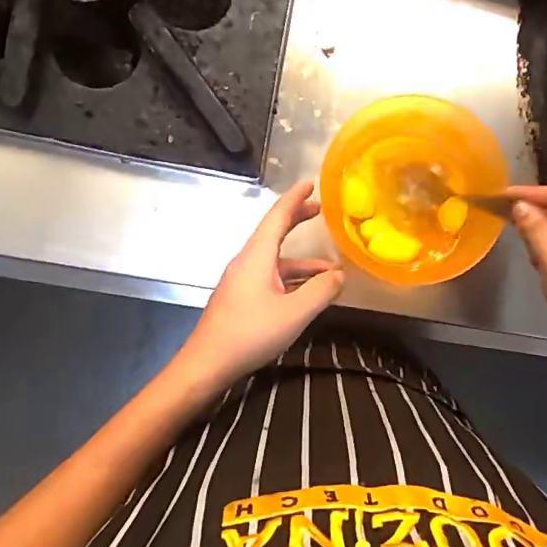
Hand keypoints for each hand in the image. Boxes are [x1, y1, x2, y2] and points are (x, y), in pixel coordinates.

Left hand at [173, 180, 344, 392]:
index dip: (295, 199)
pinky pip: (271, 278)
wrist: (207, 363)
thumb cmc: (249, 334)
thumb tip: (339, 276)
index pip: (277, 217)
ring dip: (303, 263)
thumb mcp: (294, 314)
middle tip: (319, 211)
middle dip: (297, 221)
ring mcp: (242, 281)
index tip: (311, 183)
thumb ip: (320, 292)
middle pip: (274, 234)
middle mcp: (247, 262)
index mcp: (257, 257)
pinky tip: (308, 293)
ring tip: (332, 271)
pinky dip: (292, 279)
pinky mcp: (241, 298)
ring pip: (276, 262)